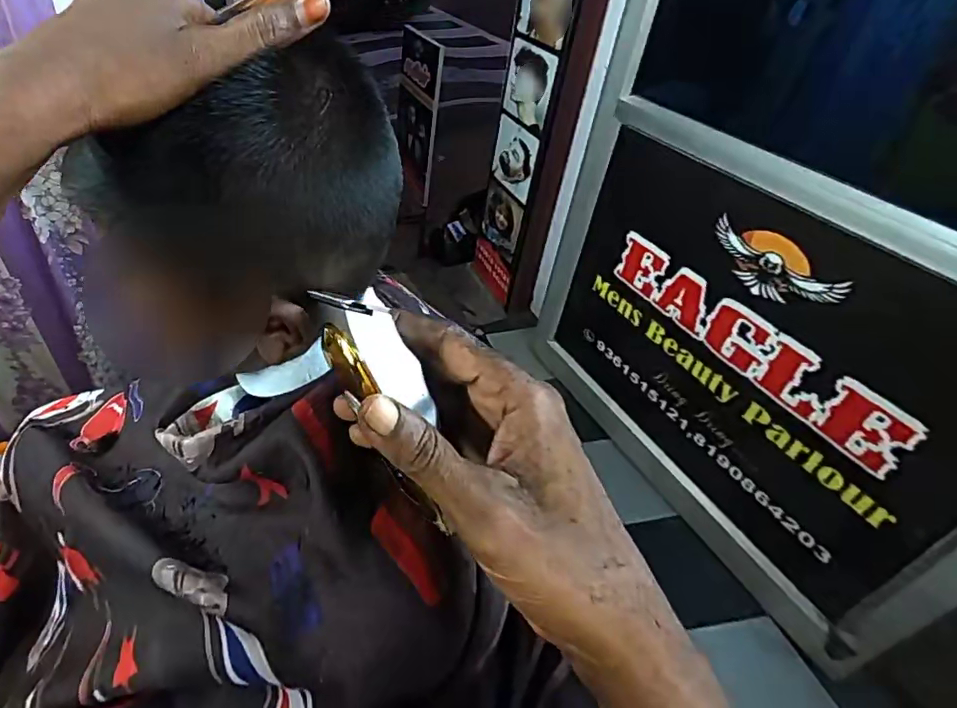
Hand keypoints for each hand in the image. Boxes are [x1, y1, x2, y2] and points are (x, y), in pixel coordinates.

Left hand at [0, 0, 329, 143]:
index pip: (210, 19)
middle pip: (170, 24)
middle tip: (164, 96)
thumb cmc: (129, 79)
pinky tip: (95, 85)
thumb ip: (258, 35)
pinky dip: (102, 59)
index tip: (198, 85)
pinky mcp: (64, 30)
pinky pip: (96, 42)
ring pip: (132, 32)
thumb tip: (320, 2)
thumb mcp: (203, 62)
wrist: (42, 91)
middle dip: (174, 53)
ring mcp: (94, 8)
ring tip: (129, 95)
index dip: (211, 53)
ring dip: (138, 57)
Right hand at [334, 313, 725, 707]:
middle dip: (390, 372)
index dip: (402, 331)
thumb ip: (423, 453)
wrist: (617, 631)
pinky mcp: (504, 465)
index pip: (451, 344)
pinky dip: (416, 437)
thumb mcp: (483, 506)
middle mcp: (516, 406)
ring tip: (348, 410)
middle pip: (443, 372)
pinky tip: (379, 443)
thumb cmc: (560, 563)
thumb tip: (368, 403)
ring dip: (398, 408)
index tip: (355, 326)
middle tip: (340, 375)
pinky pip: (452, 436)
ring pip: (443, 405)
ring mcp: (511, 436)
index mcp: (521, 399)